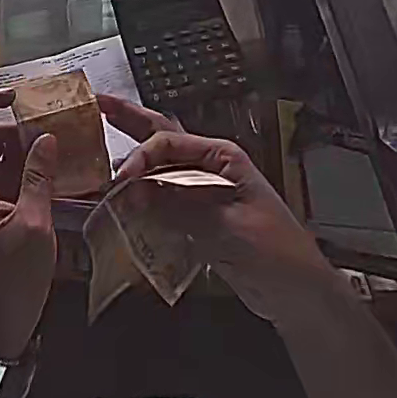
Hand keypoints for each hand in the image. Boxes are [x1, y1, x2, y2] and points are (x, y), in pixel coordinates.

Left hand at [0, 82, 58, 356]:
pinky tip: (47, 144)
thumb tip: (46, 139)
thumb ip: (37, 179)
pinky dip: (24, 151)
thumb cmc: (13, 277)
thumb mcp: (32, 225)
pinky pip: (8, 163)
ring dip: (14, 131)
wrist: (8, 313)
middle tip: (19, 98)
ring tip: (43, 120)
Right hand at [107, 116, 343, 328]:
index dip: (141, 157)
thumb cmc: (275, 252)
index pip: (169, 142)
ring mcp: (201, 190)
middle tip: (98, 104)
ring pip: (159, 164)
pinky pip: (161, 196)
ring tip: (99, 139)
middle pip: (163, 136)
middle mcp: (209, 166)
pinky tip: (119, 194)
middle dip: (129, 118)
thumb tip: (133, 193)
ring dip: (132, 152)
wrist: (298, 293)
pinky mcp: (195, 215)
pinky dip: (139, 192)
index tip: (121, 180)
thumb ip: (181, 207)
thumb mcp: (229, 227)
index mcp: (222, 157)